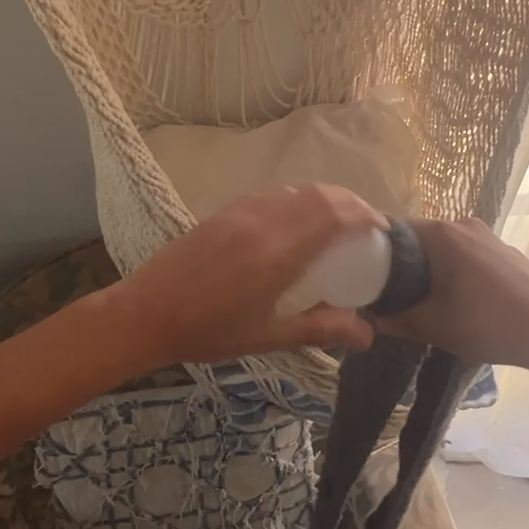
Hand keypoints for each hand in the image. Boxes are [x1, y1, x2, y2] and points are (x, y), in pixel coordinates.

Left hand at [98, 184, 386, 370]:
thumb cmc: (209, 332)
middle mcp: (262, 222)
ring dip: (323, 199)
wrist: (145, 313)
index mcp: (278, 252)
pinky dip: (295, 200)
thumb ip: (320, 329)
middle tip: (366, 224)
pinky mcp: (222, 213)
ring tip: (337, 220)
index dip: (365, 217)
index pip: (334, 216)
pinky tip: (295, 221)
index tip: (382, 229)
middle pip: (319, 197)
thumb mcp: (268, 336)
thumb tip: (368, 335)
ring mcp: (239, 213)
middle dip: (350, 204)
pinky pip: (270, 196)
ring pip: (294, 192)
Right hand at [375, 218, 528, 387]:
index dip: (372, 251)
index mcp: (441, 234)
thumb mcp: (433, 327)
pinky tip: (458, 298)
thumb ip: (394, 319)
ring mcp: (489, 236)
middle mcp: (464, 224)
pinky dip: (454, 269)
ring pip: (444, 246)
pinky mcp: (506, 252)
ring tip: (420, 297)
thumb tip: (367, 317)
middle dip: (401, 262)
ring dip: (429, 267)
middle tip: (386, 291)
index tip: (361, 274)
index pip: (392, 229)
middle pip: (418, 237)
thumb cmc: (488, 325)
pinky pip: (467, 253)